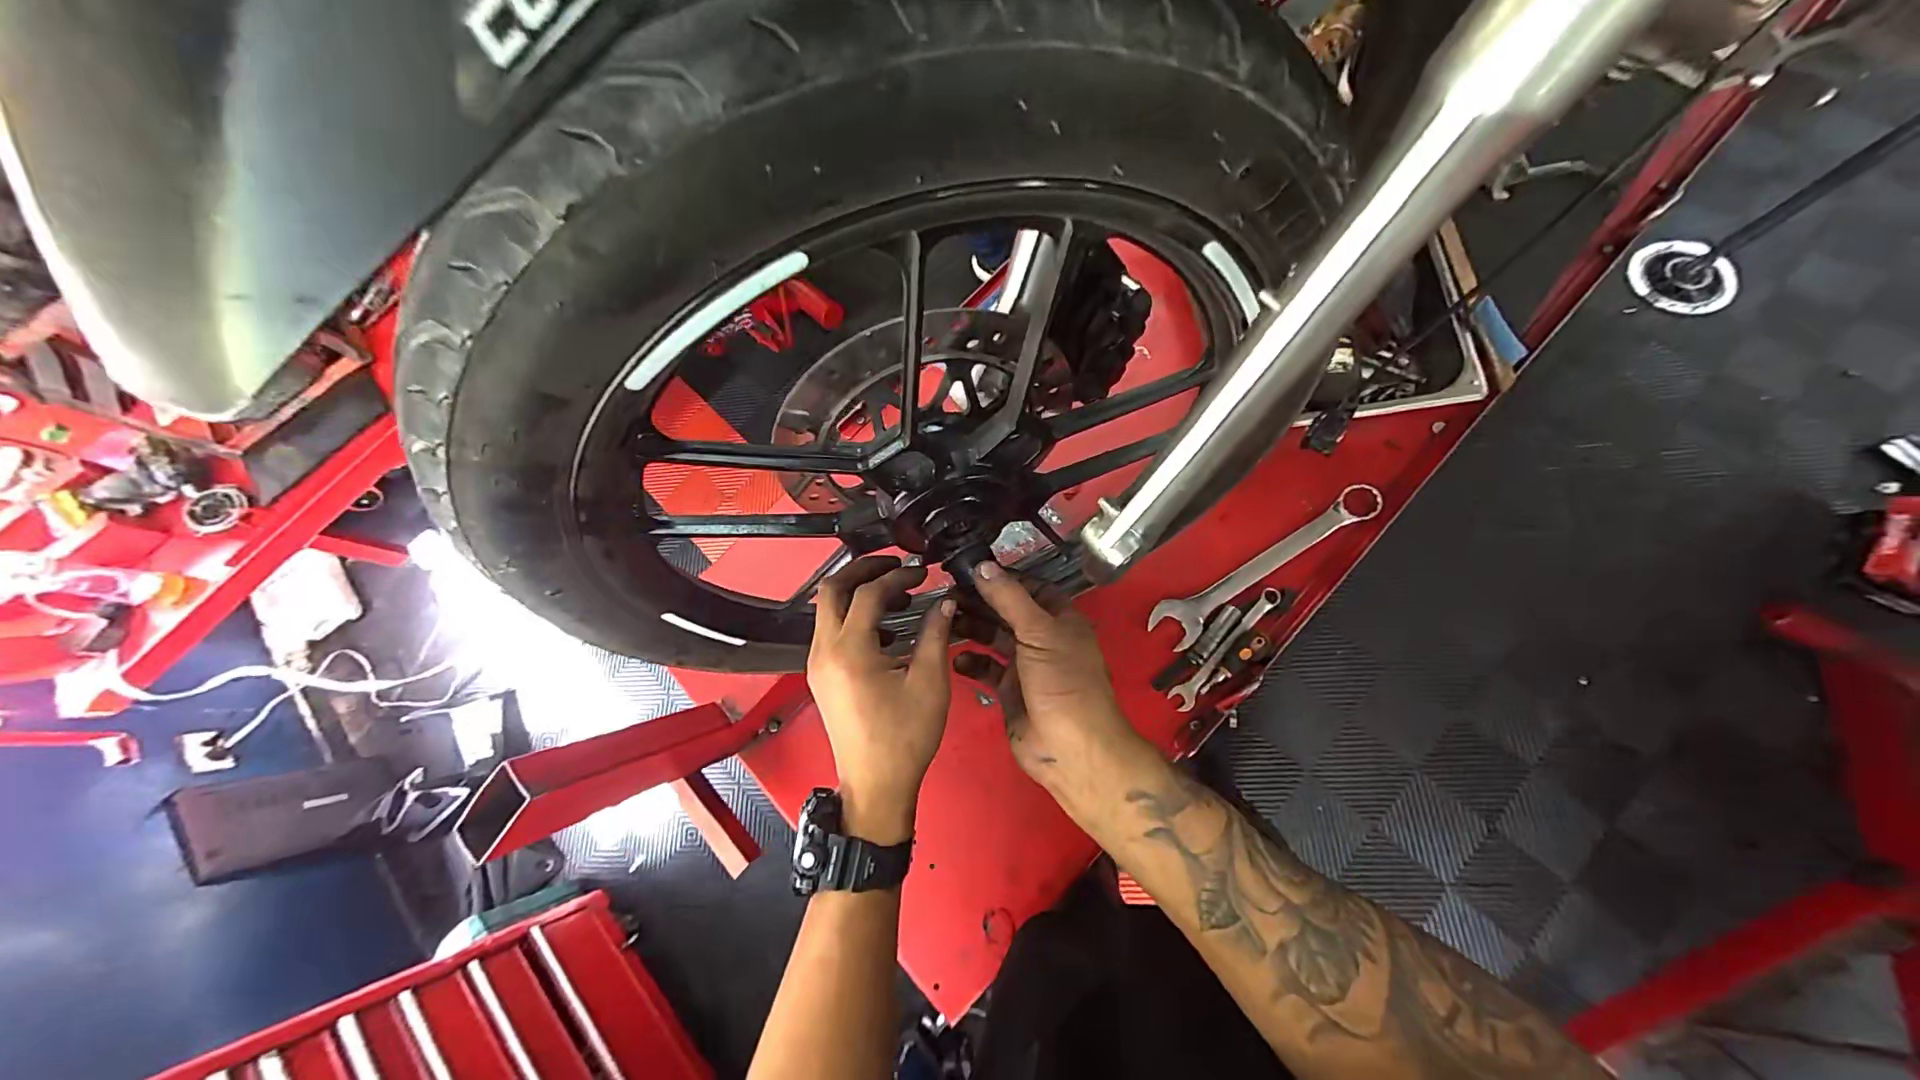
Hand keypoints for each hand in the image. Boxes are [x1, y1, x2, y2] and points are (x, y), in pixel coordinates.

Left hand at [808, 556, 955, 844]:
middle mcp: (825, 652)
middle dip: (863, 570)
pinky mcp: (822, 677)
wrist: (875, 784)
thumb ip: (936, 635)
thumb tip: (944, 602)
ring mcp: (818, 665)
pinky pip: (830, 631)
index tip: (920, 574)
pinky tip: (885, 627)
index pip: (869, 593)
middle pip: (833, 589)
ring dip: (857, 593)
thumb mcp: (929, 683)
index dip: (897, 577)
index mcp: (850, 651)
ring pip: (827, 609)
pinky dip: (853, 616)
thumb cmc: (903, 740)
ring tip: (894, 594)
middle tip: (894, 566)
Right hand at [954, 561, 1158, 810]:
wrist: (1071, 748)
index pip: (1028, 588)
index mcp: (1060, 619)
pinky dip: (971, 662)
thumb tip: (983, 566)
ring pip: (994, 638)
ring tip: (943, 620)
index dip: (1001, 578)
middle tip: (945, 594)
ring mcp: (1026, 666)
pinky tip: (954, 659)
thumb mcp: (1039, 632)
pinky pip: (987, 669)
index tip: (967, 570)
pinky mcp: (1010, 690)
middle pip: (1007, 612)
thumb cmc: (1063, 682)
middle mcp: (1043, 638)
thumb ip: (1009, 598)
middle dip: (980, 603)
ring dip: (971, 629)